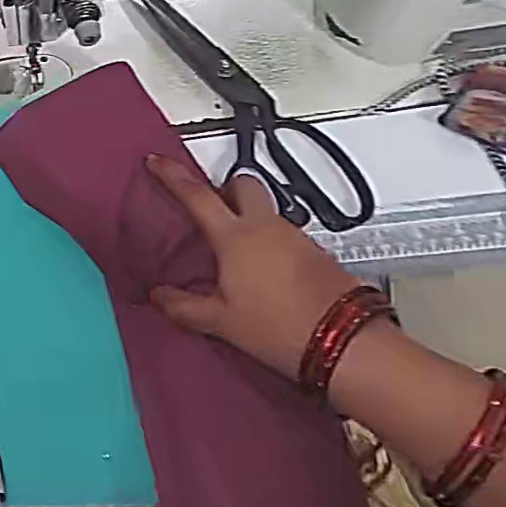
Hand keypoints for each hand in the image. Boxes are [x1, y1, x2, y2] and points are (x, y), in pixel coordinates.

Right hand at [142, 154, 361, 375]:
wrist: (347, 345)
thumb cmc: (283, 328)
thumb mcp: (220, 321)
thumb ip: (183, 306)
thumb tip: (160, 297)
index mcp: (236, 237)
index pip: (197, 195)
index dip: (173, 175)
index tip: (158, 162)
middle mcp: (267, 228)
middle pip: (243, 184)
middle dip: (225, 187)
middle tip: (210, 204)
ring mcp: (296, 238)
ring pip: (266, 210)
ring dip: (248, 218)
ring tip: (234, 251)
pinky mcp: (317, 254)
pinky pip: (285, 235)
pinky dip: (270, 242)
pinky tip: (262, 272)